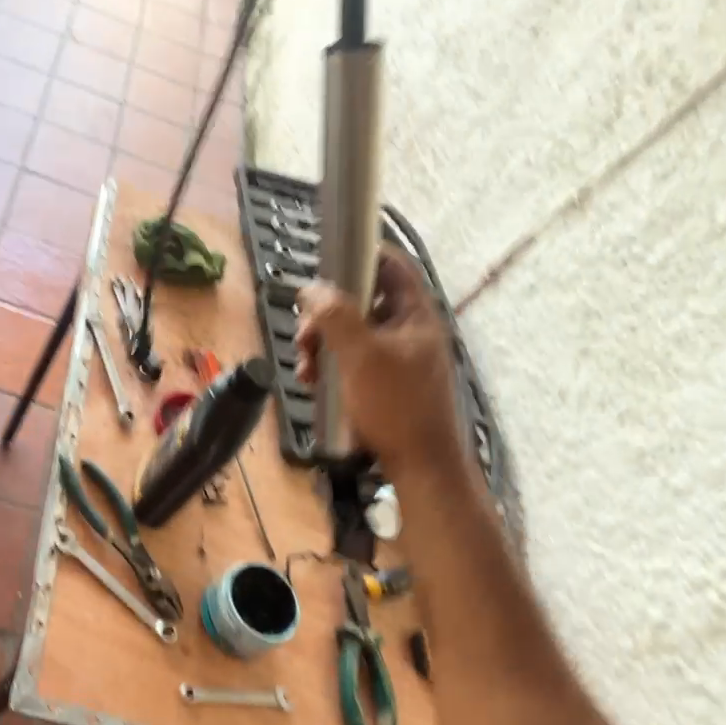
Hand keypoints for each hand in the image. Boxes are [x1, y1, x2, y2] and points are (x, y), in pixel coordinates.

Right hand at [296, 247, 466, 474]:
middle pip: (363, 301)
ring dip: (323, 344)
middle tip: (304, 335)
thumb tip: (311, 288)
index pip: (391, 266)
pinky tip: (315, 383)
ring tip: (306, 367)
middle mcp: (410, 331)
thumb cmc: (395, 406)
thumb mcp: (360, 356)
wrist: (421, 468)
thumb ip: (335, 316)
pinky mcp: (388, 384)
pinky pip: (353, 361)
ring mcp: (400, 359)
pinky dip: (331, 366)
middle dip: (326, 314)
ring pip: (353, 333)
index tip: (323, 267)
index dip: (359, 257)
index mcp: (416, 316)